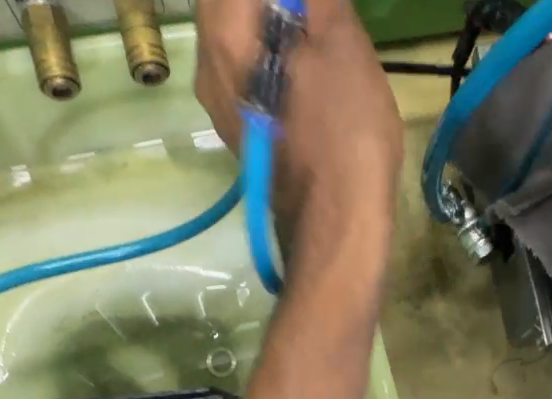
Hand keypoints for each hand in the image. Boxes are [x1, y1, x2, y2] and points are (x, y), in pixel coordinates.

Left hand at [193, 0, 403, 258]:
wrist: (337, 223)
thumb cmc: (345, 131)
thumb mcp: (341, 41)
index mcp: (223, 36)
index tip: (310, 4)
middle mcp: (206, 67)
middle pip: (225, 4)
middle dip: (274, 3)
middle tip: (314, 10)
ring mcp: (218, 104)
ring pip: (233, 34)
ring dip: (269, 21)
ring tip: (313, 26)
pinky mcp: (238, 128)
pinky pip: (244, 68)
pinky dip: (269, 50)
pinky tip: (304, 63)